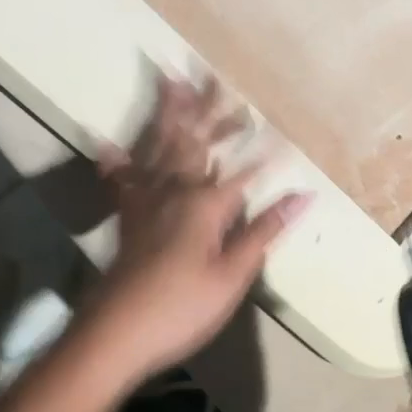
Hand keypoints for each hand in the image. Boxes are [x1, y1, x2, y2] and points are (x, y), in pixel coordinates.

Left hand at [82, 74, 310, 378]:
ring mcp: (146, 201)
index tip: (284, 128)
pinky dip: (117, 158)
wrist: (112, 335)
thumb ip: (264, 231)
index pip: (244, 169)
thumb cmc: (180, 307)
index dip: (266, 151)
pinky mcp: (127, 216)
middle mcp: (174, 191)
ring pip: (159, 147)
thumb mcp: (232, 275)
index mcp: (204, 204)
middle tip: (213, 76)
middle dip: (207, 109)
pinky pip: (122, 178)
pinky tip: (107, 141)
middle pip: (194, 141)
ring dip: (168, 114)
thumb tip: (304, 195)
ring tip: (172, 82)